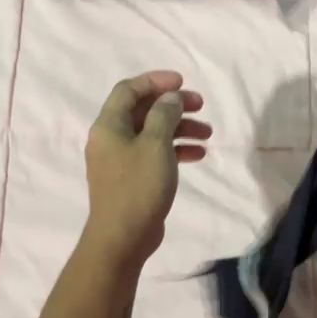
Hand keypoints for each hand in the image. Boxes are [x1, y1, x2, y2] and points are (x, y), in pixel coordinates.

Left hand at [82, 71, 210, 265]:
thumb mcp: (156, 144)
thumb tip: (171, 98)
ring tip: (207, 134)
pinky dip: (175, 149)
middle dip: (173, 105)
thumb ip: (164, 115)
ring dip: (179, 128)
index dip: (156, 81)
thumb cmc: (138, 186)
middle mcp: (110, 138)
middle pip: (143, 110)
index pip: (129, 90)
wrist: (123, 236)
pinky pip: (154, 153)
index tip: (183, 82)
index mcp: (109, 125)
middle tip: (201, 105)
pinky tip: (197, 154)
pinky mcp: (132, 177)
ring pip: (152, 132)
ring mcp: (120, 159)